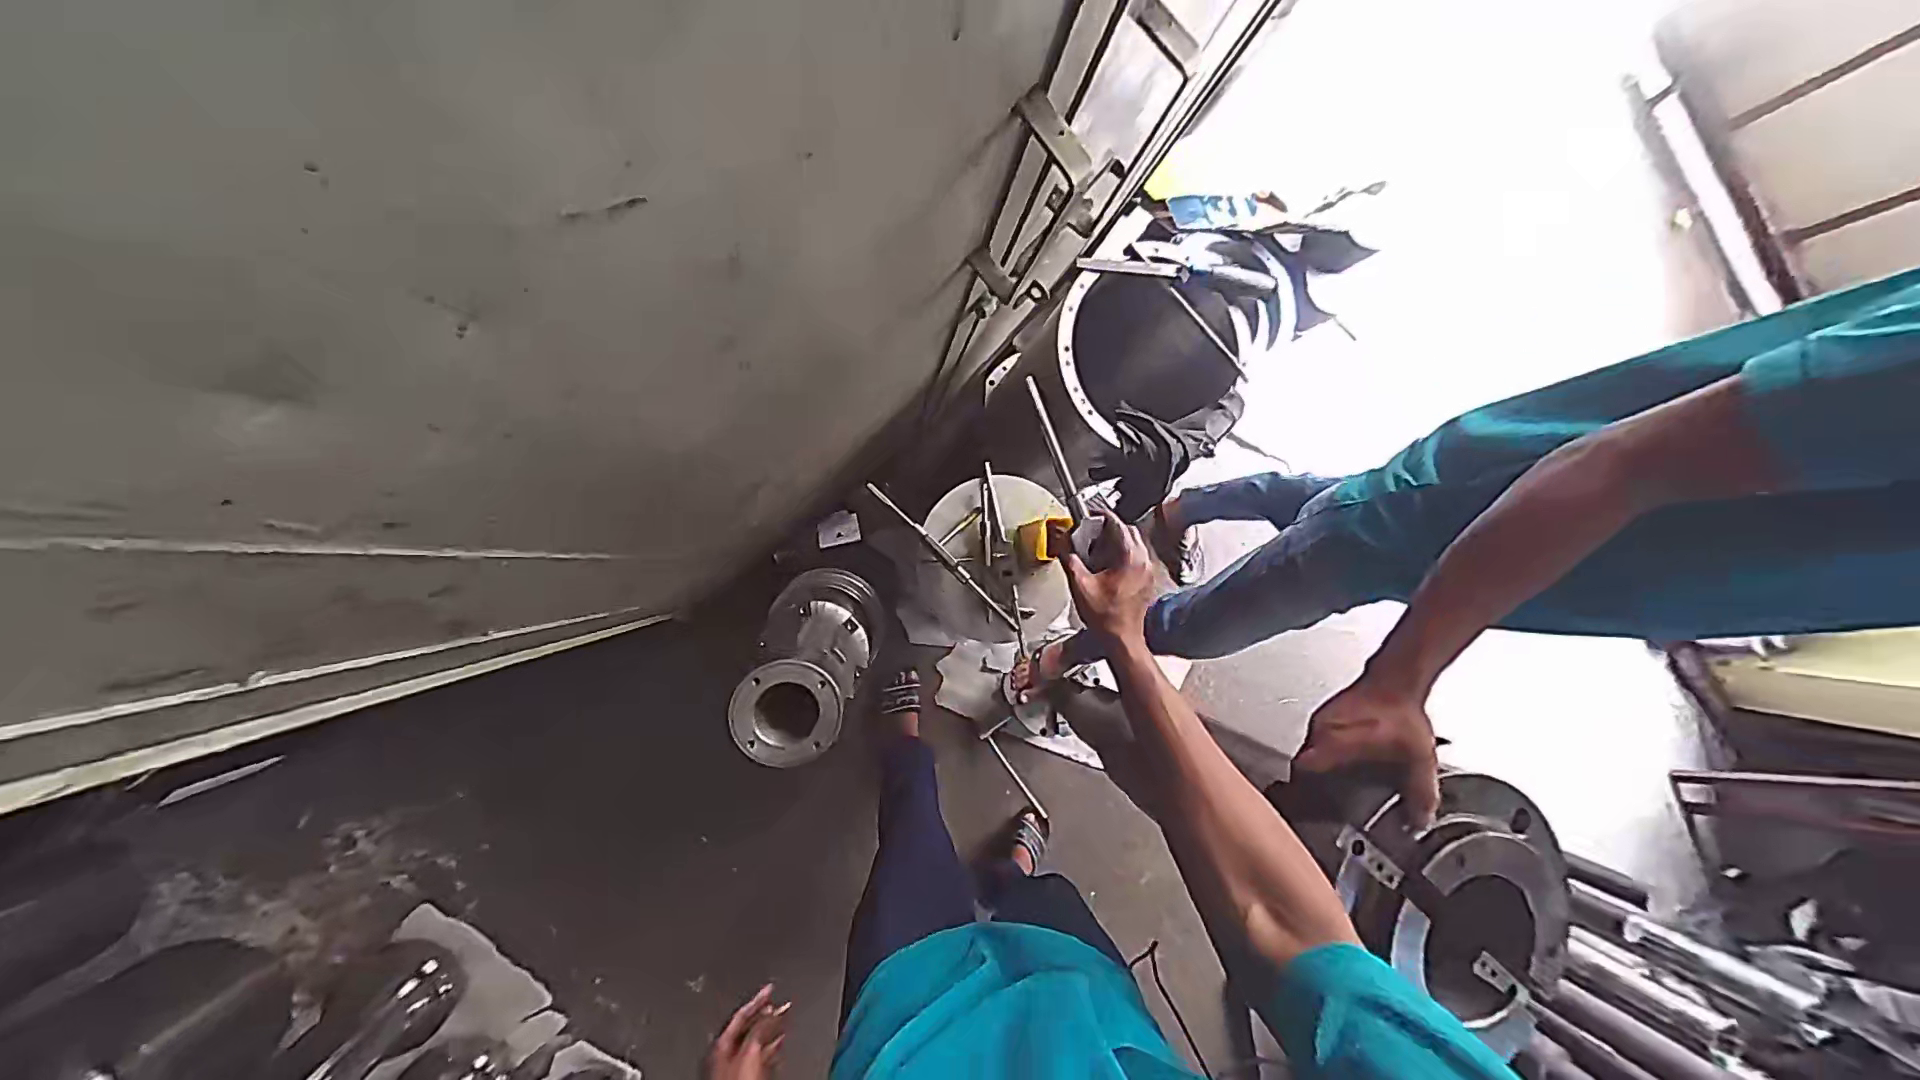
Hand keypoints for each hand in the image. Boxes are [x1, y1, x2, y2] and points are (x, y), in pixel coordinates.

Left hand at [703, 984, 789, 1079]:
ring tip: (785, 1022)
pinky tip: (779, 1046)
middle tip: (782, 1004)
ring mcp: (732, 1070)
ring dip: (770, 1032)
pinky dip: (770, 1049)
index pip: (741, 1013)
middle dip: (766, 1015)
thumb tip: (772, 1010)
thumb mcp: (751, 1050)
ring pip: (754, 1043)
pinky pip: (758, 1058)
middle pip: (748, 1027)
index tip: (772, 988)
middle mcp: (724, 1055)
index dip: (758, 998)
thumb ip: (761, 1027)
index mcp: (721, 1043)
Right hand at [1060, 508, 1155, 642]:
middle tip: (1089, 530)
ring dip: (1114, 540)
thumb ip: (1069, 558)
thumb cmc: (1107, 618)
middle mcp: (1143, 562)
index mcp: (1130, 558)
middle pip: (1127, 530)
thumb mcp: (1080, 584)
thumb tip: (1060, 542)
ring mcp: (1147, 571)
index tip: (1089, 513)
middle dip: (1107, 527)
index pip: (1117, 524)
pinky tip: (1105, 564)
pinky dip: (1120, 553)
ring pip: (1132, 543)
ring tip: (1095, 547)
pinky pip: (1135, 556)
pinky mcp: (1145, 580)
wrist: (1121, 639)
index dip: (1100, 515)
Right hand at [1295, 673, 1440, 826]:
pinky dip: (1327, 752)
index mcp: (1335, 741)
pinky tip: (1348, 756)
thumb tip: (1418, 821)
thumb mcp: (1419, 758)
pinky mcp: (1323, 716)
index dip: (1308, 790)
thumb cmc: (1400, 712)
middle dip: (1316, 783)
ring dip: (1321, 766)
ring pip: (1309, 752)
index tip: (1315, 803)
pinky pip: (1316, 740)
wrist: (1395, 681)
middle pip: (1304, 765)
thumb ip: (1420, 793)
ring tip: (1341, 778)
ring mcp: (1319, 721)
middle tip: (1332, 797)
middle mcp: (1321, 730)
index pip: (1304, 771)